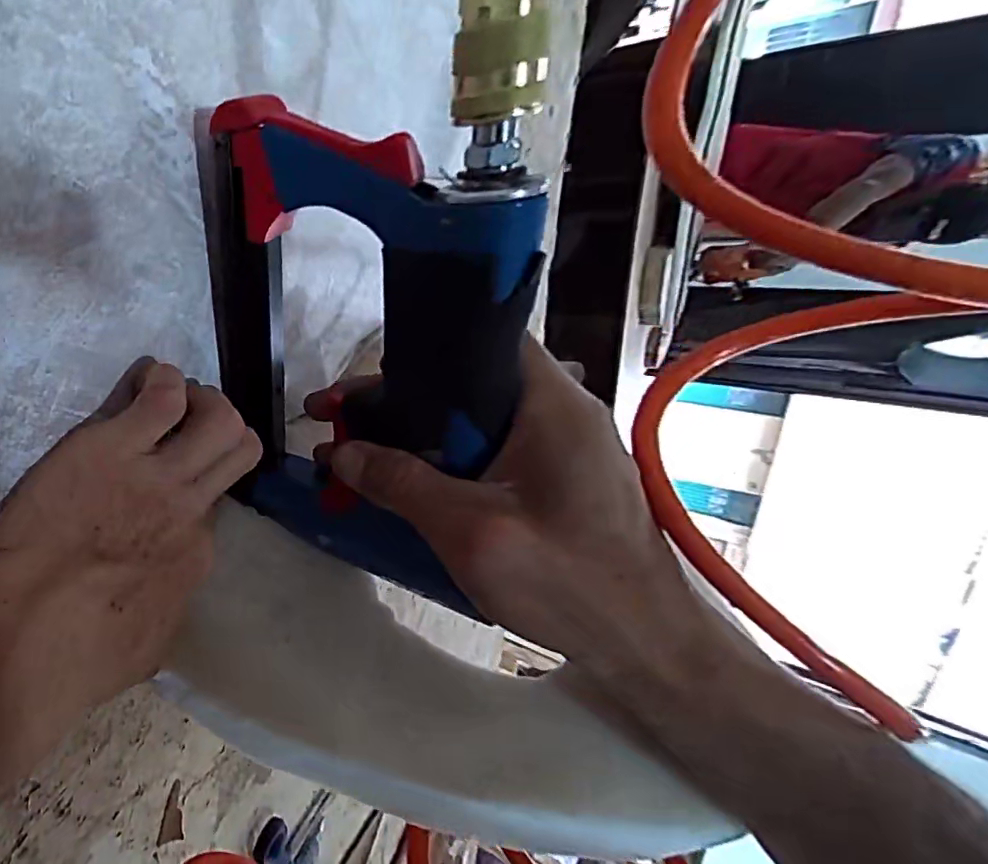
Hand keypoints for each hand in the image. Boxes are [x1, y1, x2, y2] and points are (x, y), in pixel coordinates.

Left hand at [0, 357, 260, 707]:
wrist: (23, 636)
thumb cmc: (74, 657)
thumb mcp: (144, 646)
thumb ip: (164, 607)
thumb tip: (163, 592)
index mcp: (194, 553)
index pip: (214, 499)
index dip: (193, 481)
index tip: (165, 476)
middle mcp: (190, 507)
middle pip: (240, 447)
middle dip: (220, 425)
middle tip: (186, 422)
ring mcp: (159, 475)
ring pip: (222, 418)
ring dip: (201, 399)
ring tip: (167, 397)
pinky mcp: (116, 445)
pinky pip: (164, 395)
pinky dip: (159, 380)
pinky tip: (140, 382)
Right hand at [305, 338, 705, 660]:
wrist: (652, 650)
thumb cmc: (571, 583)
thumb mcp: (472, 531)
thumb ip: (402, 484)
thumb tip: (341, 454)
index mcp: (550, 400)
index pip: (481, 336)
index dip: (417, 349)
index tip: (364, 386)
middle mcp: (558, 408)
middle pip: (464, 380)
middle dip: (396, 400)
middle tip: (335, 422)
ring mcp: (560, 442)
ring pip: (471, 418)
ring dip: (414, 433)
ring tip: (357, 456)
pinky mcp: (557, 474)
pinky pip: (488, 449)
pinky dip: (443, 459)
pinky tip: (406, 483)